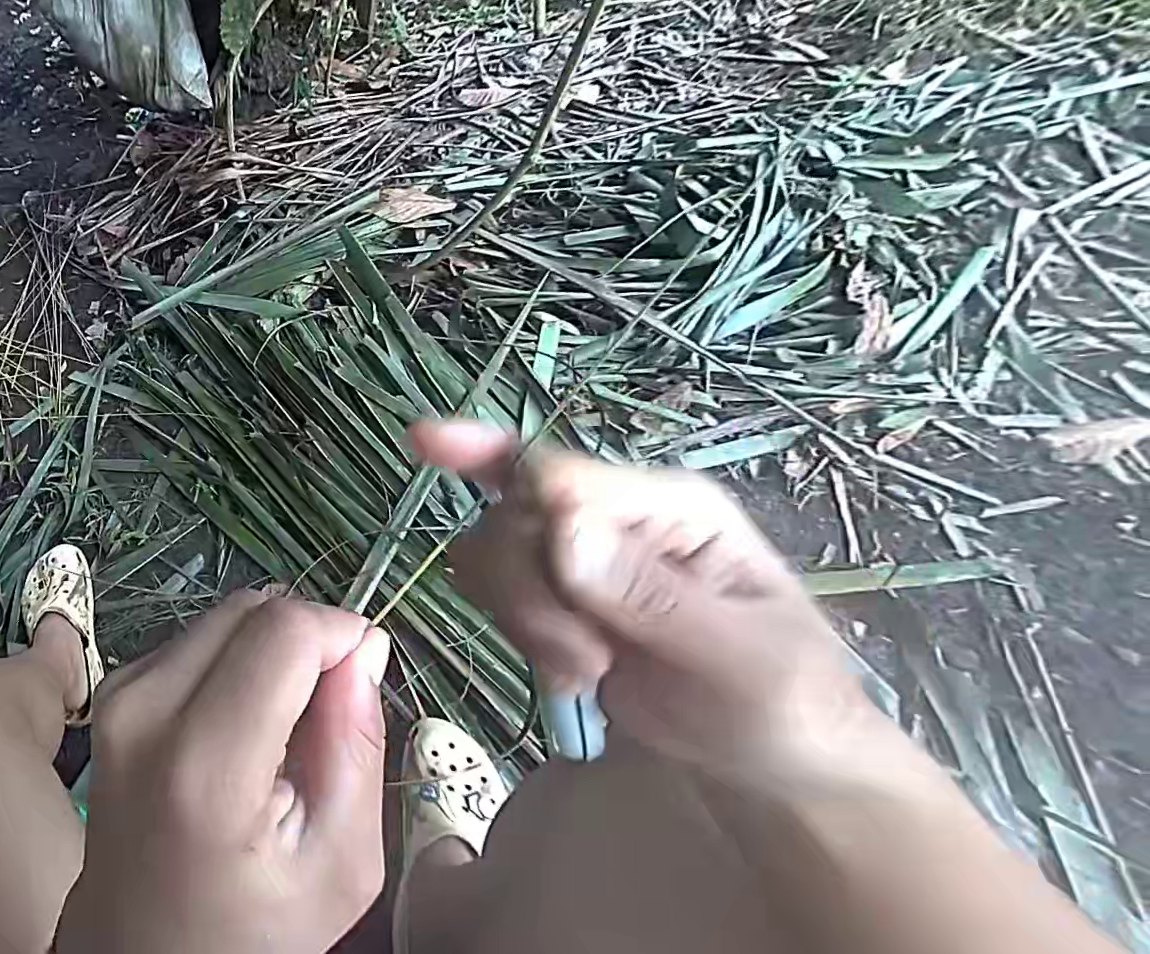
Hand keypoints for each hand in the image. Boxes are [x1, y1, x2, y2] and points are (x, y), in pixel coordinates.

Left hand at [55, 589, 390, 953]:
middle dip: (308, 634)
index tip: (365, 664)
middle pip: (252, 610)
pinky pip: (197, 637)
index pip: (282, 633)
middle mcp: (147, 709)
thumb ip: (356, 745)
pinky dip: (236, 657)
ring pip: (226, 616)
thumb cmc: (247, 926)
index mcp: (205, 766)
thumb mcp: (339, 864)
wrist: (135, 945)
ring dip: (271, 645)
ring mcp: (122, 692)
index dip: (338, 631)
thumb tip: (363, 646)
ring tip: (287, 716)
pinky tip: (243, 716)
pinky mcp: (115, 686)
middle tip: (331, 695)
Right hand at [410, 420, 893, 790]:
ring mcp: (565, 546)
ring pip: (485, 546)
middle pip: (511, 513)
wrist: (759, 761)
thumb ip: (651, 594)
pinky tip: (562, 662)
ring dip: (518, 613)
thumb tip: (561, 530)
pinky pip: (481, 578)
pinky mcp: (537, 583)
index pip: (564, 471)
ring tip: (586, 666)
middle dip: (530, 592)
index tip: (424, 442)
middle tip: (588, 660)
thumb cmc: (780, 705)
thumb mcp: (742, 660)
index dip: (506, 473)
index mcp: (666, 504)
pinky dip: (507, 622)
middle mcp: (603, 510)